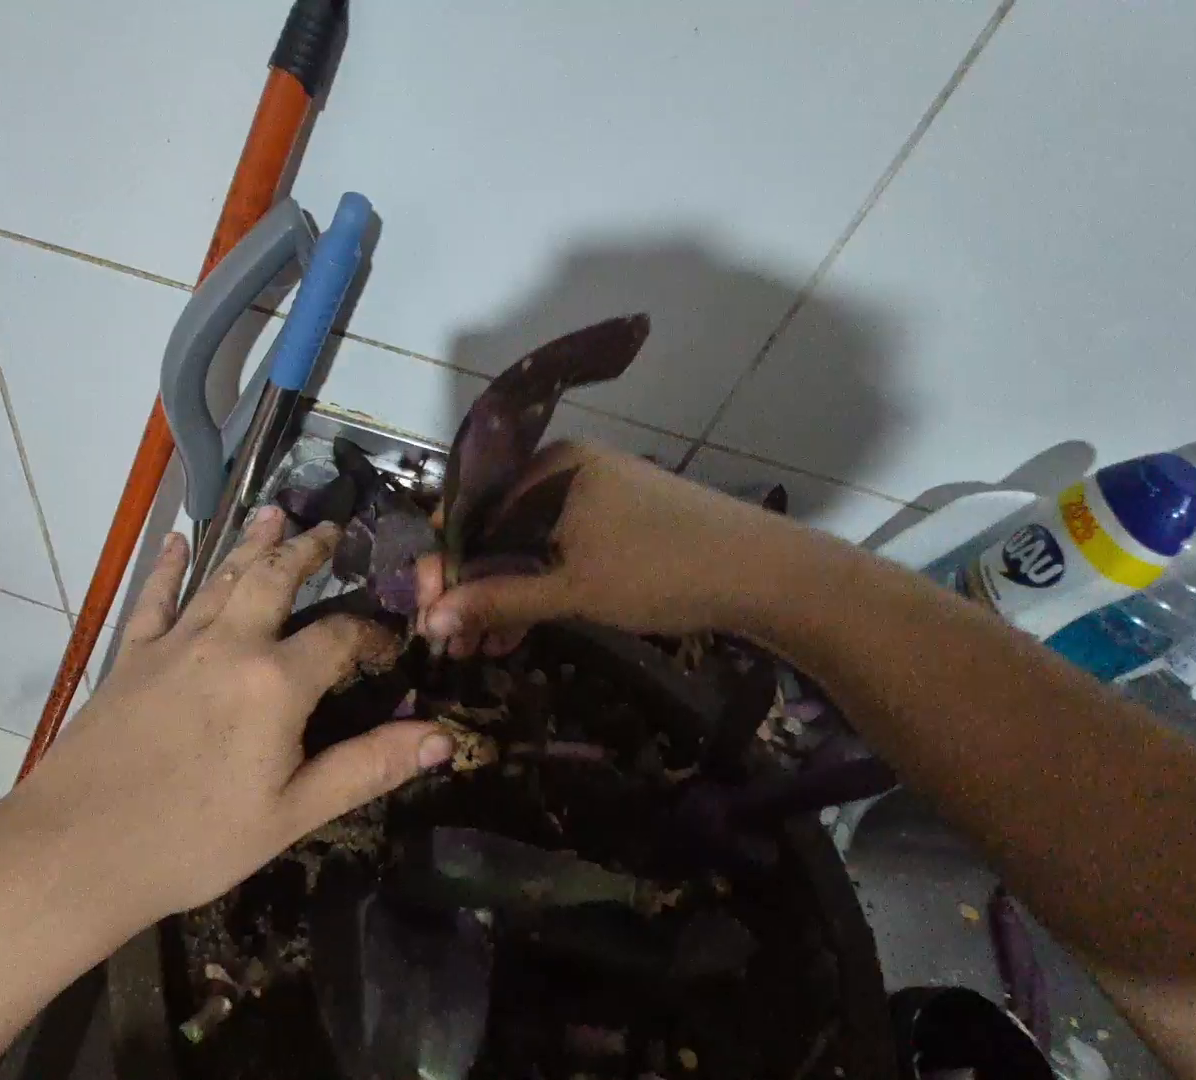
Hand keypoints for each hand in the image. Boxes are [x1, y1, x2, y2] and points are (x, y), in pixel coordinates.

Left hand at [13, 508, 453, 921]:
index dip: (371, 634)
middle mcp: (228, 643)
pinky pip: (154, 598)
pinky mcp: (130, 655)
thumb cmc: (193, 841)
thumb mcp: (293, 813)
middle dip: (308, 552)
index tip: (388, 642)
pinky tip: (174, 540)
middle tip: (331, 529)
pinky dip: (167, 566)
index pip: (339, 636)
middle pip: (276, 579)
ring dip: (250, 542)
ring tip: (274, 511)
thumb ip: (368, 767)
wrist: (74, 852)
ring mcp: (174, 643)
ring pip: (221, 577)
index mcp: (275, 682)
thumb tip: (442, 738)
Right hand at [415, 441, 809, 655]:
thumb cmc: (661, 571)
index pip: (471, 511)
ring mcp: (590, 493)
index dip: (442, 562)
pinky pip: (554, 548)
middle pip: (496, 530)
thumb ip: (497, 601)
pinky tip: (517, 629)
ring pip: (524, 544)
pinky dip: (535, 585)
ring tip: (480, 646)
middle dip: (470, 586)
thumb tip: (430, 621)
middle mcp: (563, 470)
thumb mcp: (571, 589)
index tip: (426, 609)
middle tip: (452, 638)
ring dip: (501, 593)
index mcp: (549, 467)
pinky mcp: (611, 519)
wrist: (769, 575)